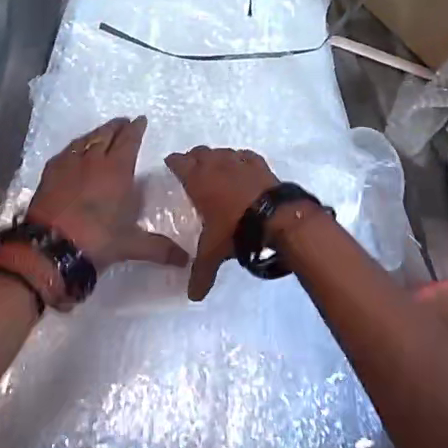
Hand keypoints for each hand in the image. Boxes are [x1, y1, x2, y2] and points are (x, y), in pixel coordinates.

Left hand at [25, 116, 188, 271]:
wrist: (51, 247)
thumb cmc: (97, 241)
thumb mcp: (132, 245)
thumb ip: (159, 248)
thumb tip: (185, 259)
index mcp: (118, 171)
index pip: (129, 141)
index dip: (136, 129)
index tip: (141, 121)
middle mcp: (94, 161)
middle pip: (107, 135)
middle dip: (117, 127)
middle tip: (124, 122)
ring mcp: (69, 164)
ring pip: (86, 140)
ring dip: (97, 133)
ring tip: (102, 132)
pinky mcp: (50, 173)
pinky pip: (66, 151)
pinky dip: (76, 146)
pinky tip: (75, 150)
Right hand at [162, 146, 281, 301]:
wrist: (276, 218)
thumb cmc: (235, 229)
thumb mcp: (213, 252)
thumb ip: (201, 272)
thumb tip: (193, 296)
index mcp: (197, 180)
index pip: (178, 162)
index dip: (173, 162)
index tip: (171, 165)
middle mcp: (216, 165)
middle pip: (199, 152)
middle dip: (194, 158)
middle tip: (192, 169)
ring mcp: (239, 161)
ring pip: (222, 151)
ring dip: (216, 157)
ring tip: (216, 169)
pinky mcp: (260, 165)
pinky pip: (245, 155)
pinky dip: (240, 159)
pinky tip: (242, 167)